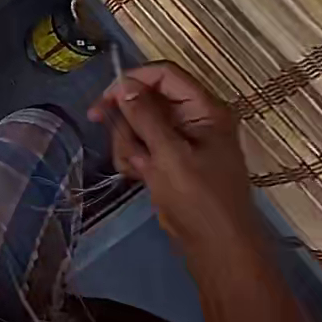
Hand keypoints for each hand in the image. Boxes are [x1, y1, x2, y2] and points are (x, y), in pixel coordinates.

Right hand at [87, 61, 265, 254]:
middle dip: (127, 122)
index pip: (164, 75)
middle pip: (146, 100)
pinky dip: (133, 158)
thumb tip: (124, 85)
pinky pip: (141, 145)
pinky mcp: (169, 159)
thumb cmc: (199, 199)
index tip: (105, 99)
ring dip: (128, 144)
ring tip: (136, 169)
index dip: (133, 80)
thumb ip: (145, 117)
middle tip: (111, 135)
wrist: (215, 247)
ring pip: (138, 124)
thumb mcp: (169, 155)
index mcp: (204, 109)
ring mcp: (180, 140)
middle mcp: (192, 118)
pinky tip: (136, 176)